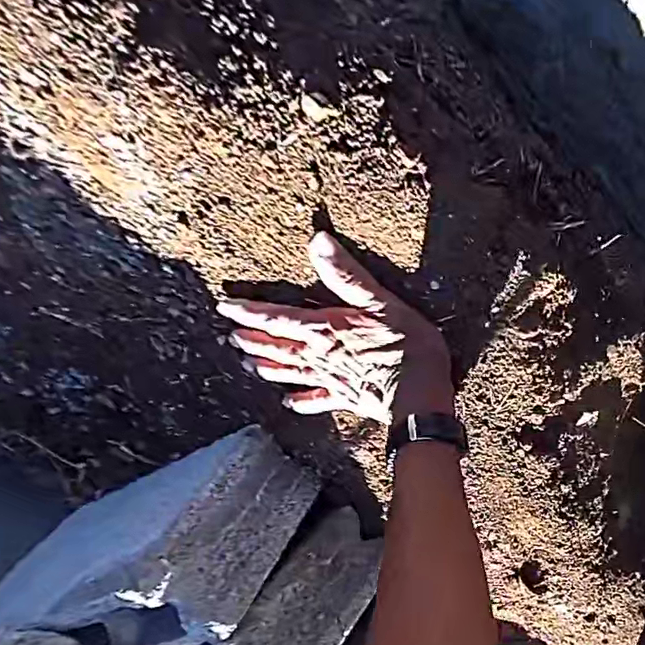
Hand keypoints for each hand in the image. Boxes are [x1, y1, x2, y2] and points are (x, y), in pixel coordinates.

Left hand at [217, 232, 452, 421]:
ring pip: (290, 372)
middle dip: (253, 339)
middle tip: (232, 336)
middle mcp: (320, 356)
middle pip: (277, 346)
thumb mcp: (382, 303)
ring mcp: (331, 381)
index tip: (225, 306)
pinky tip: (289, 403)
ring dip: (268, 367)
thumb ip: (349, 275)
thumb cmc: (407, 348)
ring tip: (249, 363)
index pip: (277, 318)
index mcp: (325, 329)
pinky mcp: (346, 400)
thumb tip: (319, 241)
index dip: (250, 311)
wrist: (419, 396)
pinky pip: (316, 401)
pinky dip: (300, 402)